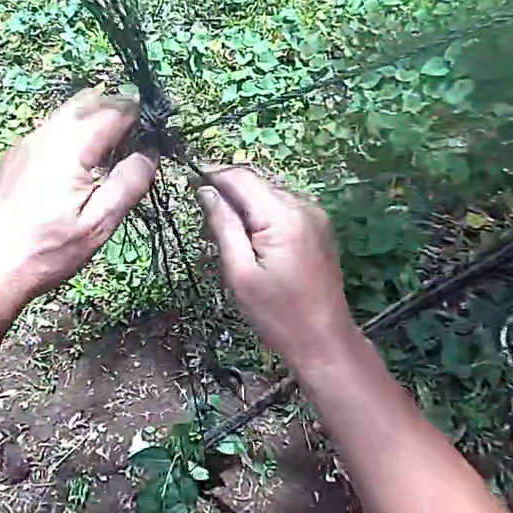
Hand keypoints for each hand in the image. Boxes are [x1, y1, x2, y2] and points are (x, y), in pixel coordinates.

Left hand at [0, 89, 158, 328]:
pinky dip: (73, 136)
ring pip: (68, 114)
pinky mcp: (14, 158)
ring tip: (111, 160)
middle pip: (90, 101)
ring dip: (95, 123)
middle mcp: (46, 133)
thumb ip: (129, 183)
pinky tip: (78, 171)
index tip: (157, 136)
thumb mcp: (99, 224)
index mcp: (71, 145)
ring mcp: (26, 143)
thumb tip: (150, 153)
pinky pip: (51, 131)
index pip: (116, 109)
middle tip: (136, 145)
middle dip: (118, 112)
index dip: (141, 117)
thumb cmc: (46, 250)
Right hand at [195, 168, 361, 368]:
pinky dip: (262, 215)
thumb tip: (206, 191)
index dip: (212, 173)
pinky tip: (250, 240)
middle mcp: (303, 207)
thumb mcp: (240, 272)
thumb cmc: (277, 314)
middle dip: (227, 193)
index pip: (242, 177)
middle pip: (256, 184)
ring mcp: (315, 216)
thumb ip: (223, 226)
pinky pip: (283, 208)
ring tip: (224, 234)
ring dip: (244, 206)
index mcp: (284, 217)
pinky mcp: (318, 227)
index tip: (188, 179)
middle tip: (203, 220)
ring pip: (268, 194)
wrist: (324, 339)